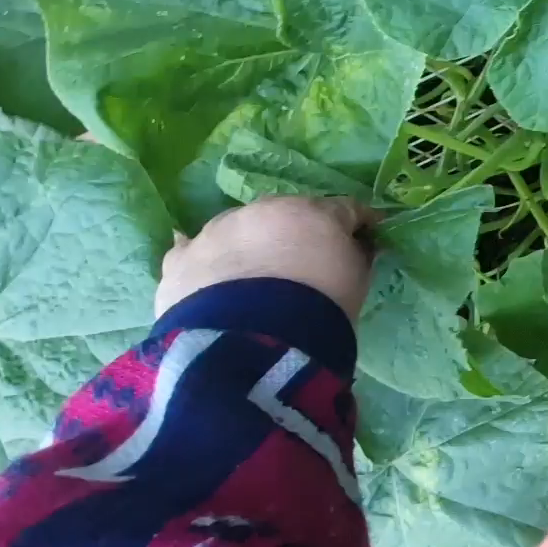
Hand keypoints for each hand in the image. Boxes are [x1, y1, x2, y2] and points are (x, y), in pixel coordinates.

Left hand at [155, 196, 377, 319]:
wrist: (254, 338)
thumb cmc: (321, 302)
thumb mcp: (358, 278)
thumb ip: (359, 254)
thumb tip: (358, 245)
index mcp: (315, 211)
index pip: (347, 209)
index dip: (359, 224)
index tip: (366, 238)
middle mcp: (264, 210)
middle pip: (290, 213)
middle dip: (301, 230)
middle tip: (309, 257)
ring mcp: (217, 230)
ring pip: (242, 228)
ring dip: (254, 243)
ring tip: (260, 273)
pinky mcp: (181, 257)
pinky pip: (197, 252)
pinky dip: (209, 260)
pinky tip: (214, 277)